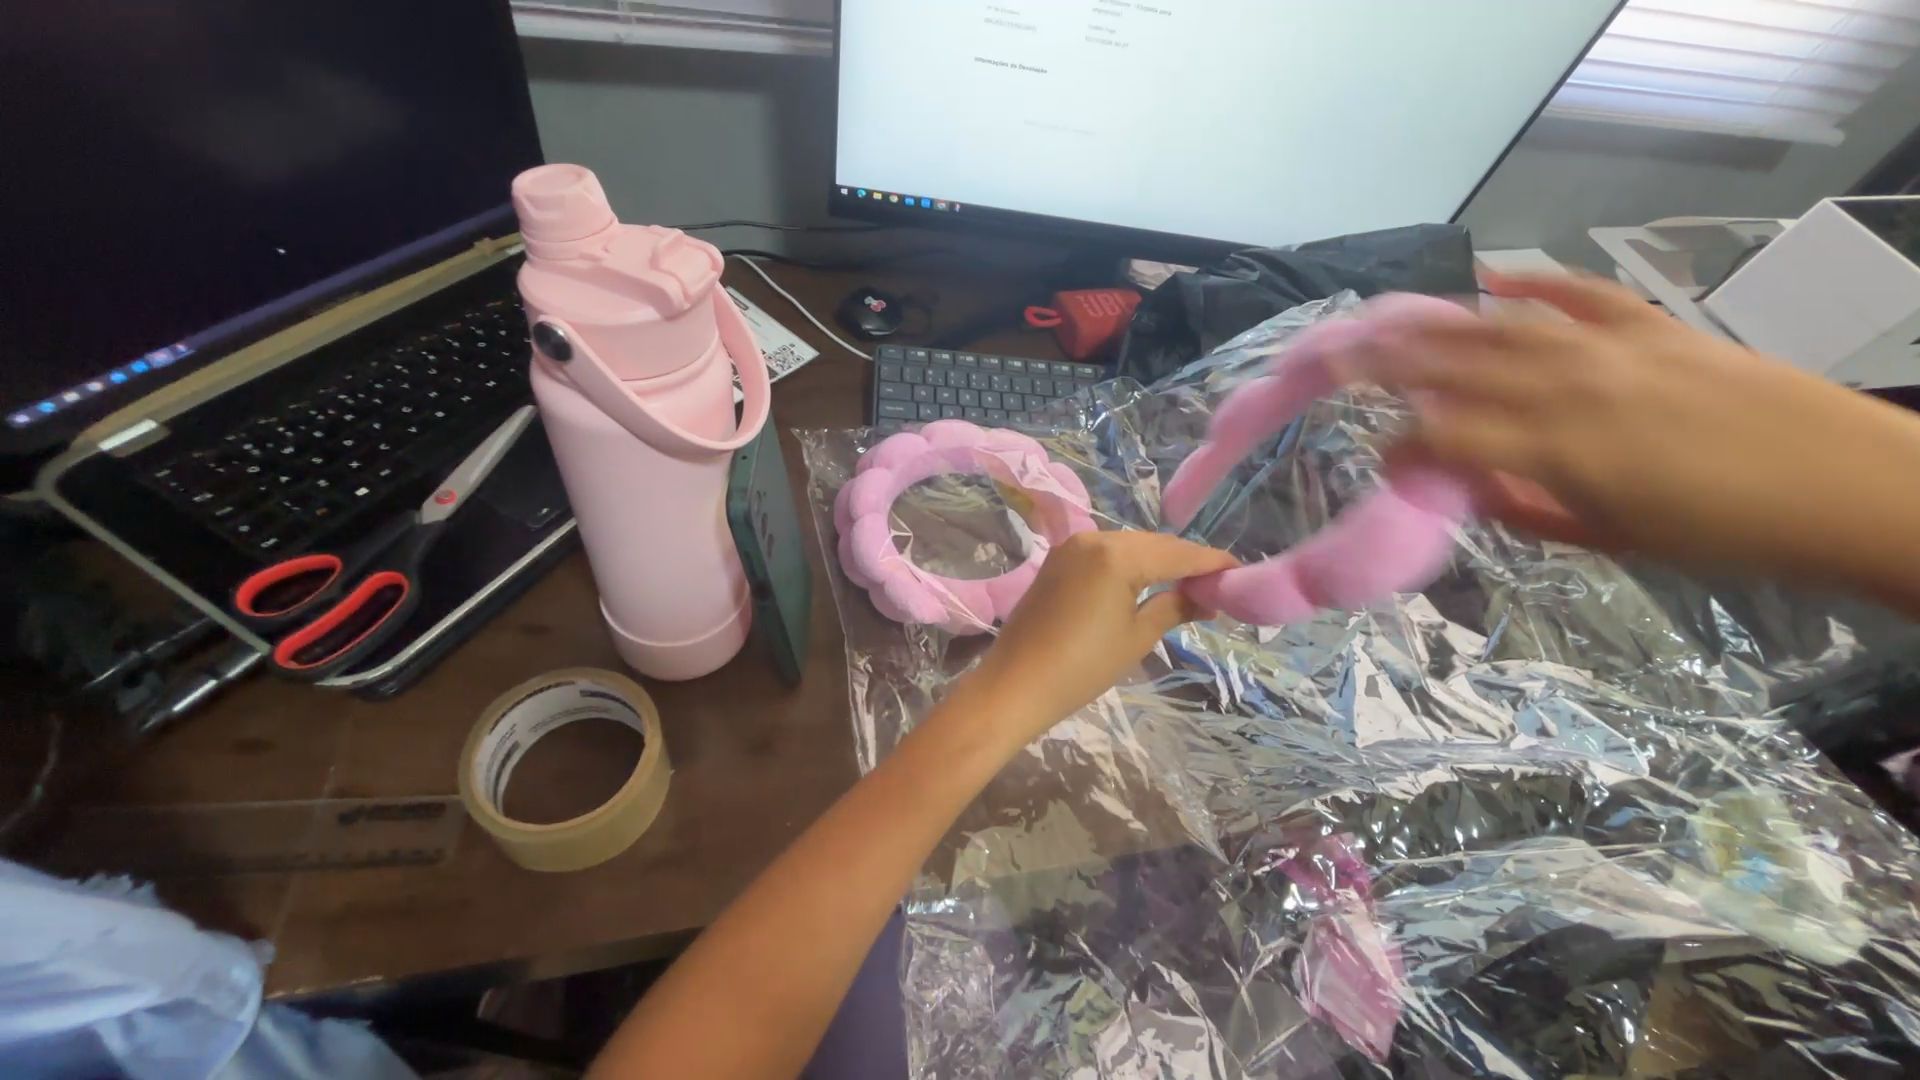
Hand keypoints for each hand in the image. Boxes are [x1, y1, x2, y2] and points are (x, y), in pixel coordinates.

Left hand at [960, 531, 1238, 742]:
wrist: (1015, 684)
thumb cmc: (1082, 666)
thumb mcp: (1136, 638)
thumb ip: (1174, 607)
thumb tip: (1207, 598)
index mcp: (1117, 554)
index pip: (1178, 553)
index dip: (1211, 563)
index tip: (1240, 572)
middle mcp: (1094, 538)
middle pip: (1153, 544)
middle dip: (1185, 561)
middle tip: (1216, 585)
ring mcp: (1071, 547)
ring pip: (1128, 546)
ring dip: (1157, 562)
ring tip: (1187, 586)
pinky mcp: (1056, 561)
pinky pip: (1104, 554)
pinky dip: (1129, 565)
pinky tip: (1146, 583)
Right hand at [1343, 273, 1919, 586]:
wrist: (1855, 491)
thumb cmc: (1721, 533)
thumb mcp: (1604, 537)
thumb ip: (1519, 507)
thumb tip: (1461, 487)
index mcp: (1552, 448)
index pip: (1443, 437)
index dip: (1400, 449)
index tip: (1382, 465)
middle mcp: (1568, 387)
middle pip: (1454, 368)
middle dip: (1384, 365)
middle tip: (1332, 359)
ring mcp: (1611, 348)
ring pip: (1500, 327)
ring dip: (1435, 324)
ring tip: (1385, 321)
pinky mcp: (1653, 328)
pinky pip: (1578, 294)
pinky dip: (1531, 282)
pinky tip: (1486, 277)